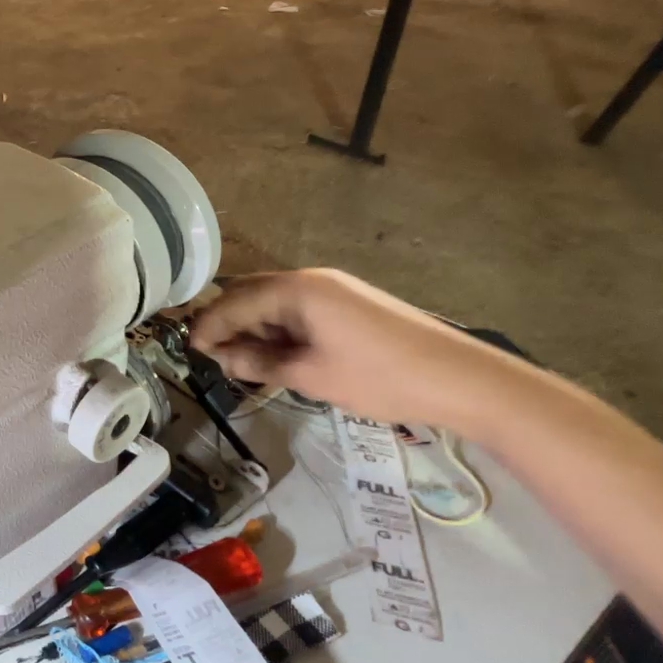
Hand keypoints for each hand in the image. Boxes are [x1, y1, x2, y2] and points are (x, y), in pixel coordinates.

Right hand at [187, 269, 518, 426]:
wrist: (469, 382)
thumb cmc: (383, 378)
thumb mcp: (312, 376)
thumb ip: (261, 364)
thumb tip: (225, 358)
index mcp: (296, 290)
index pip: (234, 303)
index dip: (208, 327)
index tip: (192, 352)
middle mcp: (311, 280)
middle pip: (250, 293)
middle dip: (228, 322)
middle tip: (215, 355)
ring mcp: (334, 289)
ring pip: (274, 302)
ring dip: (254, 327)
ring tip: (246, 361)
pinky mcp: (351, 304)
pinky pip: (298, 309)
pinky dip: (281, 329)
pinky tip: (280, 355)